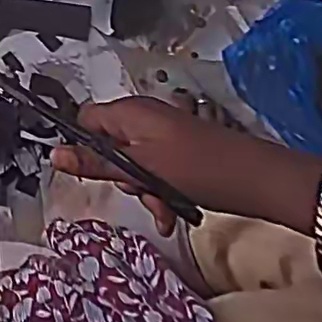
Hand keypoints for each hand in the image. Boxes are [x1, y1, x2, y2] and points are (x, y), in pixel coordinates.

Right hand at [51, 96, 310, 233]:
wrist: (267, 182)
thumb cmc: (203, 170)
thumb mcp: (142, 170)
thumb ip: (96, 163)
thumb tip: (54, 155)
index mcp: (128, 111)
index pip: (84, 121)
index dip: (84, 147)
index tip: (96, 172)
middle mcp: (142, 115)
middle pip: (109, 144)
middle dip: (121, 175)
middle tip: (139, 193)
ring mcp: (163, 131)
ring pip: (133, 160)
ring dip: (142, 187)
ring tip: (163, 208)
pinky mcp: (180, 147)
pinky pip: (154, 166)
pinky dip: (159, 187)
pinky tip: (173, 209)